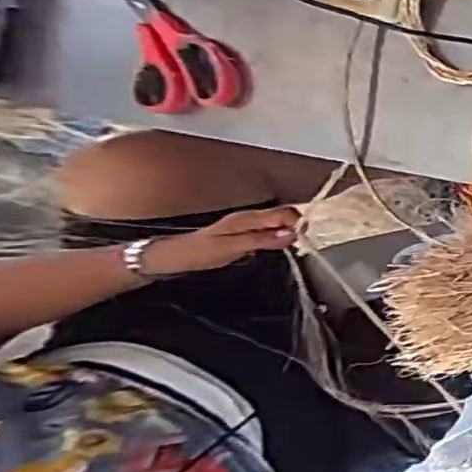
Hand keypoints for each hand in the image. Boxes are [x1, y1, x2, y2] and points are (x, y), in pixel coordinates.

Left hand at [140, 206, 301, 275]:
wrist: (168, 258)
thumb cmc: (197, 253)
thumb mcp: (229, 248)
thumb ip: (261, 240)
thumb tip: (293, 234)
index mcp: (248, 218)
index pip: (287, 213)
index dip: (299, 223)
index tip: (303, 239)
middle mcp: (251, 218)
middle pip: (286, 216)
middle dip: (297, 227)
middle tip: (297, 245)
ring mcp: (248, 225)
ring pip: (280, 223)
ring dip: (289, 233)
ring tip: (287, 247)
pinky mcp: (246, 233)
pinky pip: (272, 230)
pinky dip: (279, 237)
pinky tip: (276, 247)